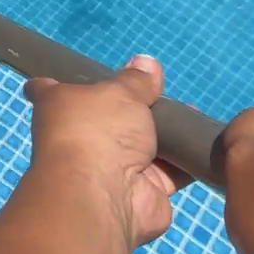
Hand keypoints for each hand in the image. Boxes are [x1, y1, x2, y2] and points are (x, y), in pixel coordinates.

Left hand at [21, 54, 189, 251]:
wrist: (106, 191)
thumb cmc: (97, 129)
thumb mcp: (119, 94)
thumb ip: (135, 81)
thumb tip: (146, 61)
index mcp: (56, 103)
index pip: (46, 87)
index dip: (56, 80)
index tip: (71, 73)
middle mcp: (77, 132)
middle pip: (103, 116)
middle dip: (129, 109)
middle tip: (160, 95)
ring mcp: (109, 162)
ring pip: (139, 144)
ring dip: (163, 135)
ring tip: (192, 116)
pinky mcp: (141, 188)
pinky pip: (167, 171)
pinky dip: (185, 162)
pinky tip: (206, 147)